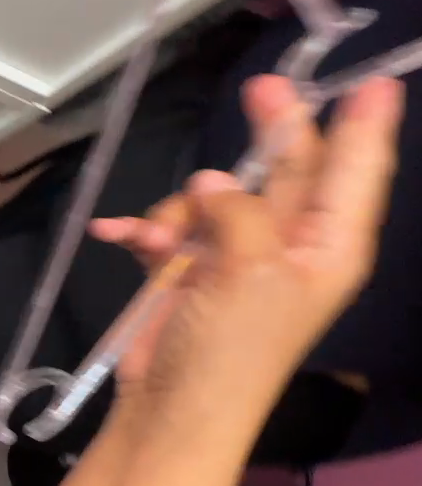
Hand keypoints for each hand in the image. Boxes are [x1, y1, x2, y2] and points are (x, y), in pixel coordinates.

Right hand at [90, 74, 401, 412]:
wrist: (173, 402)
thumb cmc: (231, 346)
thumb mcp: (248, 273)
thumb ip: (238, 216)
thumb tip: (211, 182)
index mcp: (326, 246)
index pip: (354, 173)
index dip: (362, 128)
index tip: (372, 83)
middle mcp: (282, 246)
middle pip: (283, 175)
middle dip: (269, 136)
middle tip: (260, 89)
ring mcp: (228, 260)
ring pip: (205, 204)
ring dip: (172, 213)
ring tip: (150, 242)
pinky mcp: (180, 275)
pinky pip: (160, 235)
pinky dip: (136, 233)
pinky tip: (113, 235)